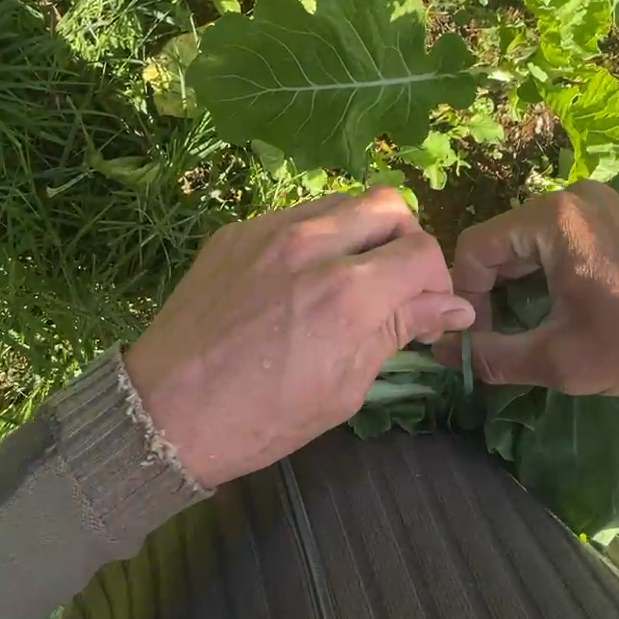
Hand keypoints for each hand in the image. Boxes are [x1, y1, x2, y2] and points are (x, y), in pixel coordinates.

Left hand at [125, 187, 473, 486]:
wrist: (165, 410)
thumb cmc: (262, 418)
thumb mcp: (345, 387)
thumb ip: (399, 330)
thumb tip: (453, 306)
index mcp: (347, 292)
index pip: (423, 252)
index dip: (436, 283)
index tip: (425, 311)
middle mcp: (312, 244)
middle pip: (390, 205)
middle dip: (406, 242)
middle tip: (394, 284)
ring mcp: (268, 229)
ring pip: (343, 200)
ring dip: (362, 232)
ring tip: (349, 276)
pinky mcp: (236, 230)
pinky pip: (296, 214)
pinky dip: (316, 236)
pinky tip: (300, 277)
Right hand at [433, 181, 618, 398]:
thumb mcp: (564, 359)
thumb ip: (494, 357)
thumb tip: (443, 355)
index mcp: (551, 219)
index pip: (474, 249)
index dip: (465, 297)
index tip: (476, 341)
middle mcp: (569, 199)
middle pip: (501, 243)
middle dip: (491, 294)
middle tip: (498, 339)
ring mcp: (598, 205)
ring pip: (529, 244)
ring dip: (518, 286)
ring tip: (528, 330)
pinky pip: (560, 241)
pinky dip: (547, 275)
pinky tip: (560, 309)